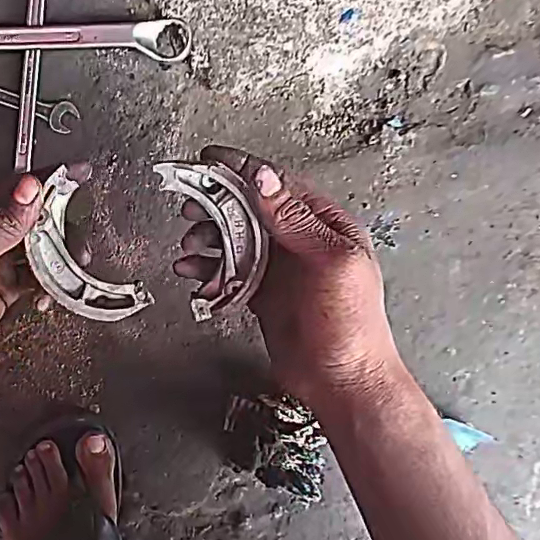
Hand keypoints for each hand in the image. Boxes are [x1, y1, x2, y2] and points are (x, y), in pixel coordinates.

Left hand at [0, 169, 57, 385]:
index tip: (74, 174)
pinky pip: (35, 276)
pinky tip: (46, 294)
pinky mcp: (4, 289)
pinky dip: (47, 283)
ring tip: (68, 264)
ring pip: (36, 247)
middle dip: (57, 223)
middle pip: (29, 218)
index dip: (44, 182)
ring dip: (55, 255)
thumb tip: (28, 192)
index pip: (11, 191)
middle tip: (78, 231)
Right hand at [173, 146, 402, 408]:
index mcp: (323, 225)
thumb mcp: (330, 261)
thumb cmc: (351, 323)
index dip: (241, 170)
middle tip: (190, 207)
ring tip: (189, 246)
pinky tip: (194, 274)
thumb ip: (295, 219)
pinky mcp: (261, 293)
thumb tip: (263, 178)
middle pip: (248, 211)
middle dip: (216, 206)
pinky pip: (228, 272)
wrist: (342, 379)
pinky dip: (208, 271)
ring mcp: (278, 268)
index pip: (276, 185)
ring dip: (207, 240)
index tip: (208, 161)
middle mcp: (298, 241)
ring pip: (233, 241)